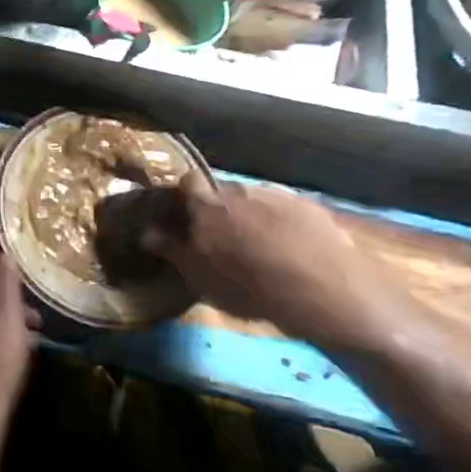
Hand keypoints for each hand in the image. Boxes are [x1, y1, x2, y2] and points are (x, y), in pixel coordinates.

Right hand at [140, 173, 414, 348]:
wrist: (323, 290)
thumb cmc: (248, 285)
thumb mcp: (199, 276)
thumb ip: (172, 250)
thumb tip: (147, 231)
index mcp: (208, 205)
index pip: (188, 182)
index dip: (185, 195)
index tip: (185, 214)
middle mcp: (241, 191)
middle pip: (224, 192)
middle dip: (222, 208)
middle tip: (224, 237)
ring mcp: (279, 197)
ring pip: (257, 201)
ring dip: (254, 217)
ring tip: (262, 248)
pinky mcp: (313, 208)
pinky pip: (289, 212)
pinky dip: (285, 226)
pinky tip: (293, 251)